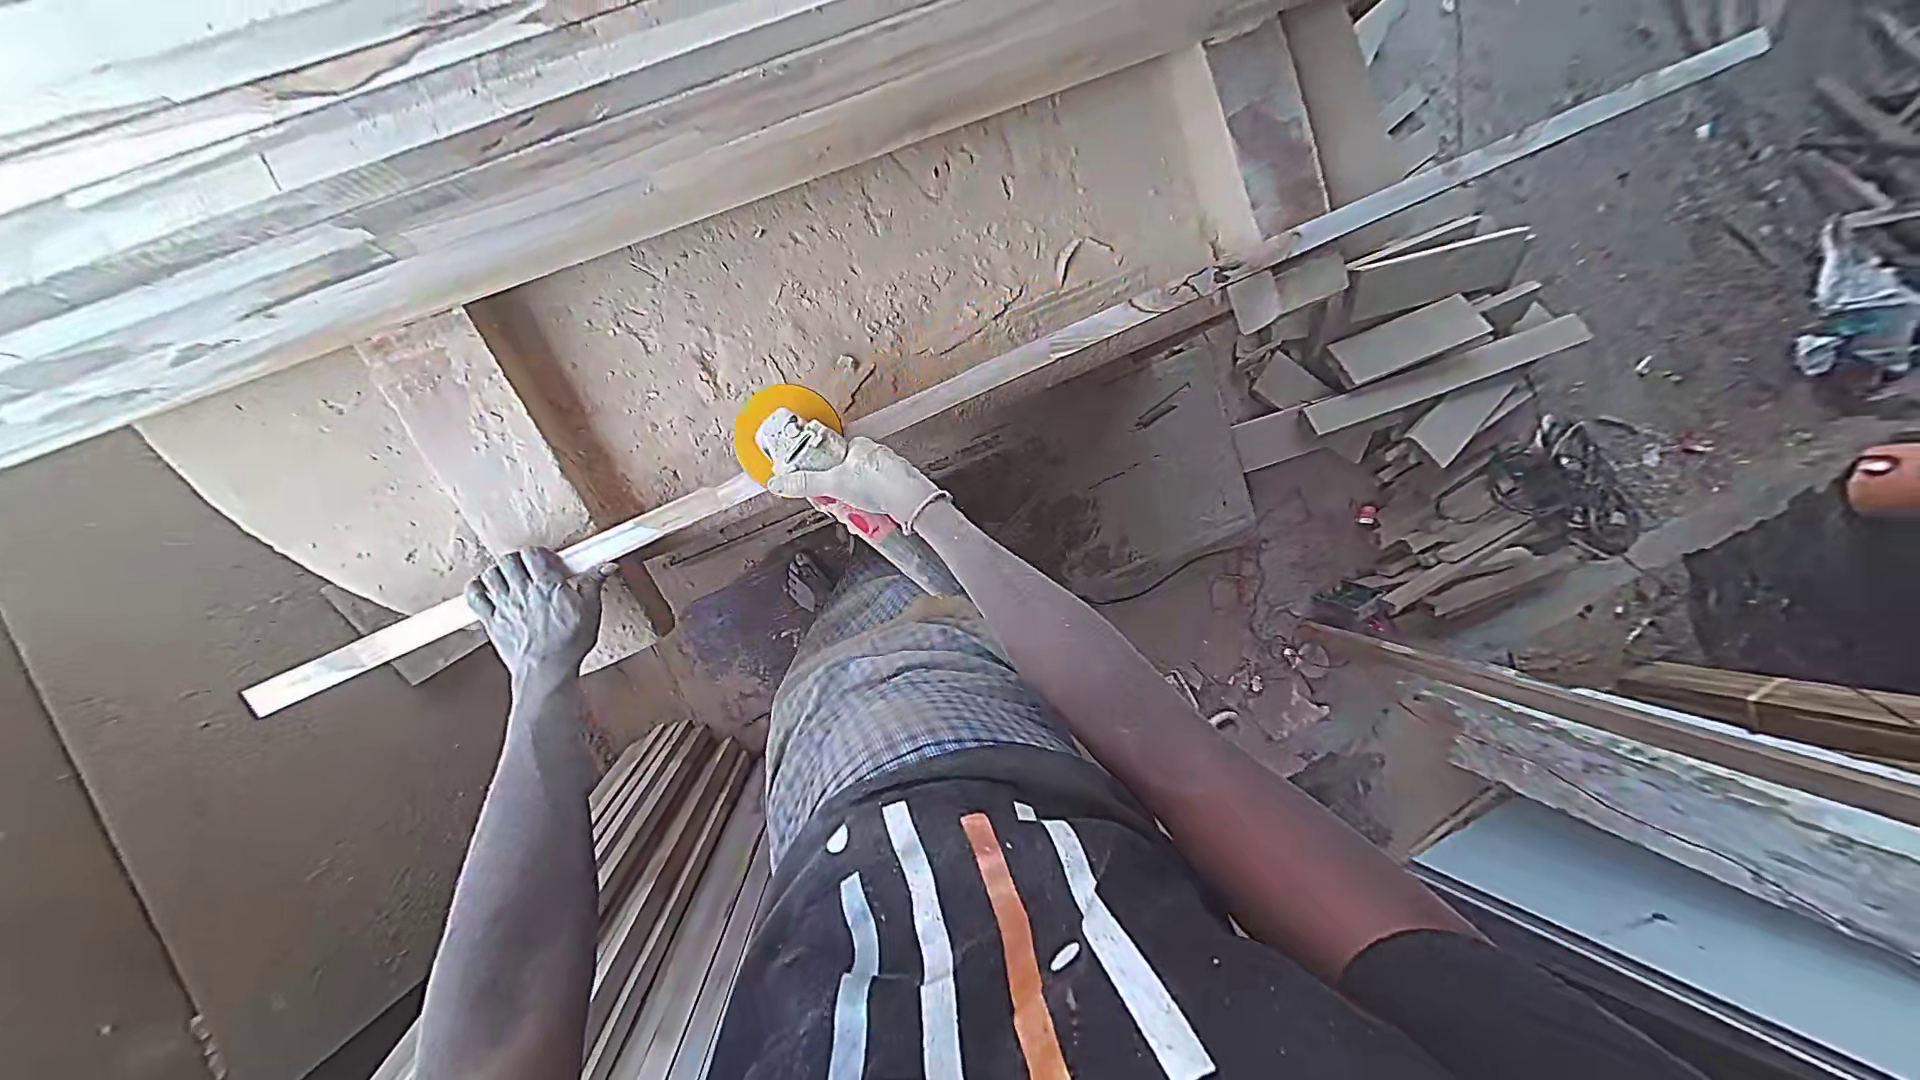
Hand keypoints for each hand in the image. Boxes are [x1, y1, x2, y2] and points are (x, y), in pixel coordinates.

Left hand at [465, 549, 613, 683]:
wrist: (546, 668)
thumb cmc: (569, 641)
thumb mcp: (591, 610)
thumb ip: (594, 583)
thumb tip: (606, 567)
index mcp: (547, 585)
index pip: (533, 554)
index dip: (539, 554)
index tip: (547, 561)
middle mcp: (522, 591)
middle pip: (509, 560)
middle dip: (518, 560)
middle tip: (527, 567)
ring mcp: (503, 605)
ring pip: (490, 574)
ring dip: (498, 571)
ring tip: (509, 577)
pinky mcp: (490, 620)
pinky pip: (474, 596)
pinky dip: (477, 588)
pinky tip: (486, 589)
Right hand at [764, 431, 945, 529]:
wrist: (910, 500)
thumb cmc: (878, 483)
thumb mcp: (833, 483)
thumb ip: (805, 483)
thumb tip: (778, 482)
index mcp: (858, 446)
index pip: (833, 460)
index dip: (825, 479)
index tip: (824, 492)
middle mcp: (874, 456)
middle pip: (846, 479)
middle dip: (841, 498)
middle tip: (841, 507)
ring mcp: (887, 472)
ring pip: (862, 492)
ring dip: (856, 507)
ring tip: (860, 515)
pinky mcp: (897, 488)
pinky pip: (878, 500)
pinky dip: (873, 511)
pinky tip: (873, 518)